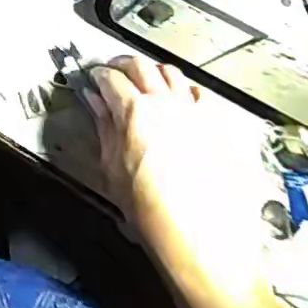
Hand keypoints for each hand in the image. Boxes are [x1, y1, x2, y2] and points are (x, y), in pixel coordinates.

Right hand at [85, 56, 276, 276]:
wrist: (203, 243)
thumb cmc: (154, 213)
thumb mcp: (114, 169)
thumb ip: (104, 126)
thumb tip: (95, 102)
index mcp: (135, 112)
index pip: (110, 78)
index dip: (97, 75)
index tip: (92, 79)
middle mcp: (166, 103)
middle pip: (140, 65)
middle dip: (121, 64)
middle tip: (111, 72)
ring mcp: (193, 112)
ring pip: (170, 72)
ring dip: (151, 71)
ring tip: (141, 81)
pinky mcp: (214, 126)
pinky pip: (197, 94)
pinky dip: (183, 89)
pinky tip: (177, 100)